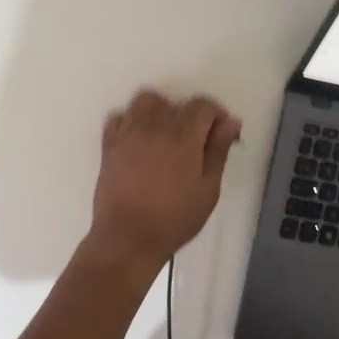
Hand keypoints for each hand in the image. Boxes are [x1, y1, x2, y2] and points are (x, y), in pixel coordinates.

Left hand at [89, 89, 241, 268]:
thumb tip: (229, 121)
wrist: (128, 237)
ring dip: (160, 110)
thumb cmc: (175, 218)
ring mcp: (128, 132)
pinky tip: (139, 141)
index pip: (203, 105)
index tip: (220, 135)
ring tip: (166, 136)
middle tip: (196, 145)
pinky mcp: (109, 144)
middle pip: (176, 103)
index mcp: (183, 135)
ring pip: (146, 101)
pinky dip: (131, 121)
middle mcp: (154, 125)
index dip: (216, 115)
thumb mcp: (208, 189)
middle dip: (192, 117)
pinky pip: (119, 117)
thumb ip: (218, 150)